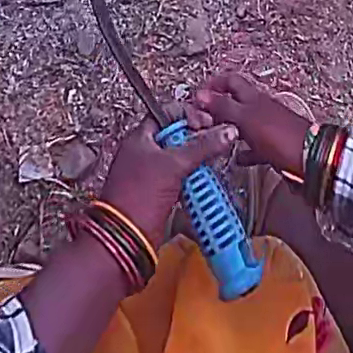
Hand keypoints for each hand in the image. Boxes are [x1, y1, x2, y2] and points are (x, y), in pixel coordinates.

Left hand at [97, 112, 236, 246]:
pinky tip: (202, 182)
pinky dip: (192, 179)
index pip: (168, 113)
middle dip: (197, 139)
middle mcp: (145, 152)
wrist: (127, 238)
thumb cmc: (137, 197)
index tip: (207, 123)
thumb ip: (202, 146)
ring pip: (180, 158)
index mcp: (141, 137)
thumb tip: (225, 132)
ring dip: (197, 161)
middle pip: (177, 136)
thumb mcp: (174, 164)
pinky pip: (180, 179)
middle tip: (214, 143)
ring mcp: (152, 173)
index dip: (189, 115)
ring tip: (210, 163)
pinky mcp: (159, 193)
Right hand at [194, 73, 310, 178]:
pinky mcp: (274, 146)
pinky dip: (244, 151)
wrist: (310, 158)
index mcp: (252, 96)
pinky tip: (238, 158)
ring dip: (228, 129)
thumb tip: (201, 95)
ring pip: (242, 124)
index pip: (229, 80)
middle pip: (234, 102)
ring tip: (215, 137)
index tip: (198, 96)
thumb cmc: (279, 135)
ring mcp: (268, 127)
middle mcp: (260, 108)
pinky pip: (254, 146)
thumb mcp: (245, 118)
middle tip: (202, 118)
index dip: (213, 84)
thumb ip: (223, 107)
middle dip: (217, 108)